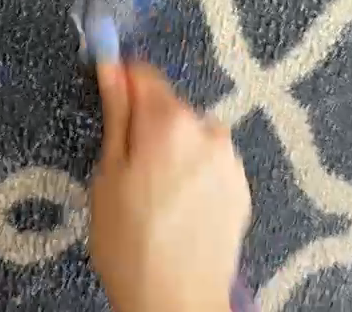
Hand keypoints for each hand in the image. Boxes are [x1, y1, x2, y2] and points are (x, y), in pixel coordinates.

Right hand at [88, 61, 250, 311]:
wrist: (177, 306)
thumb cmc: (130, 242)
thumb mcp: (109, 173)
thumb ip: (115, 112)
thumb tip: (110, 64)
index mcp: (169, 120)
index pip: (143, 73)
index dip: (122, 85)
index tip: (110, 105)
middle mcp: (207, 128)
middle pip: (168, 106)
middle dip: (147, 124)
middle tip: (129, 169)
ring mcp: (229, 158)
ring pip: (190, 134)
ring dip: (174, 148)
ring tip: (157, 194)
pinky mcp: (242, 187)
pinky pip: (209, 161)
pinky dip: (195, 171)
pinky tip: (181, 207)